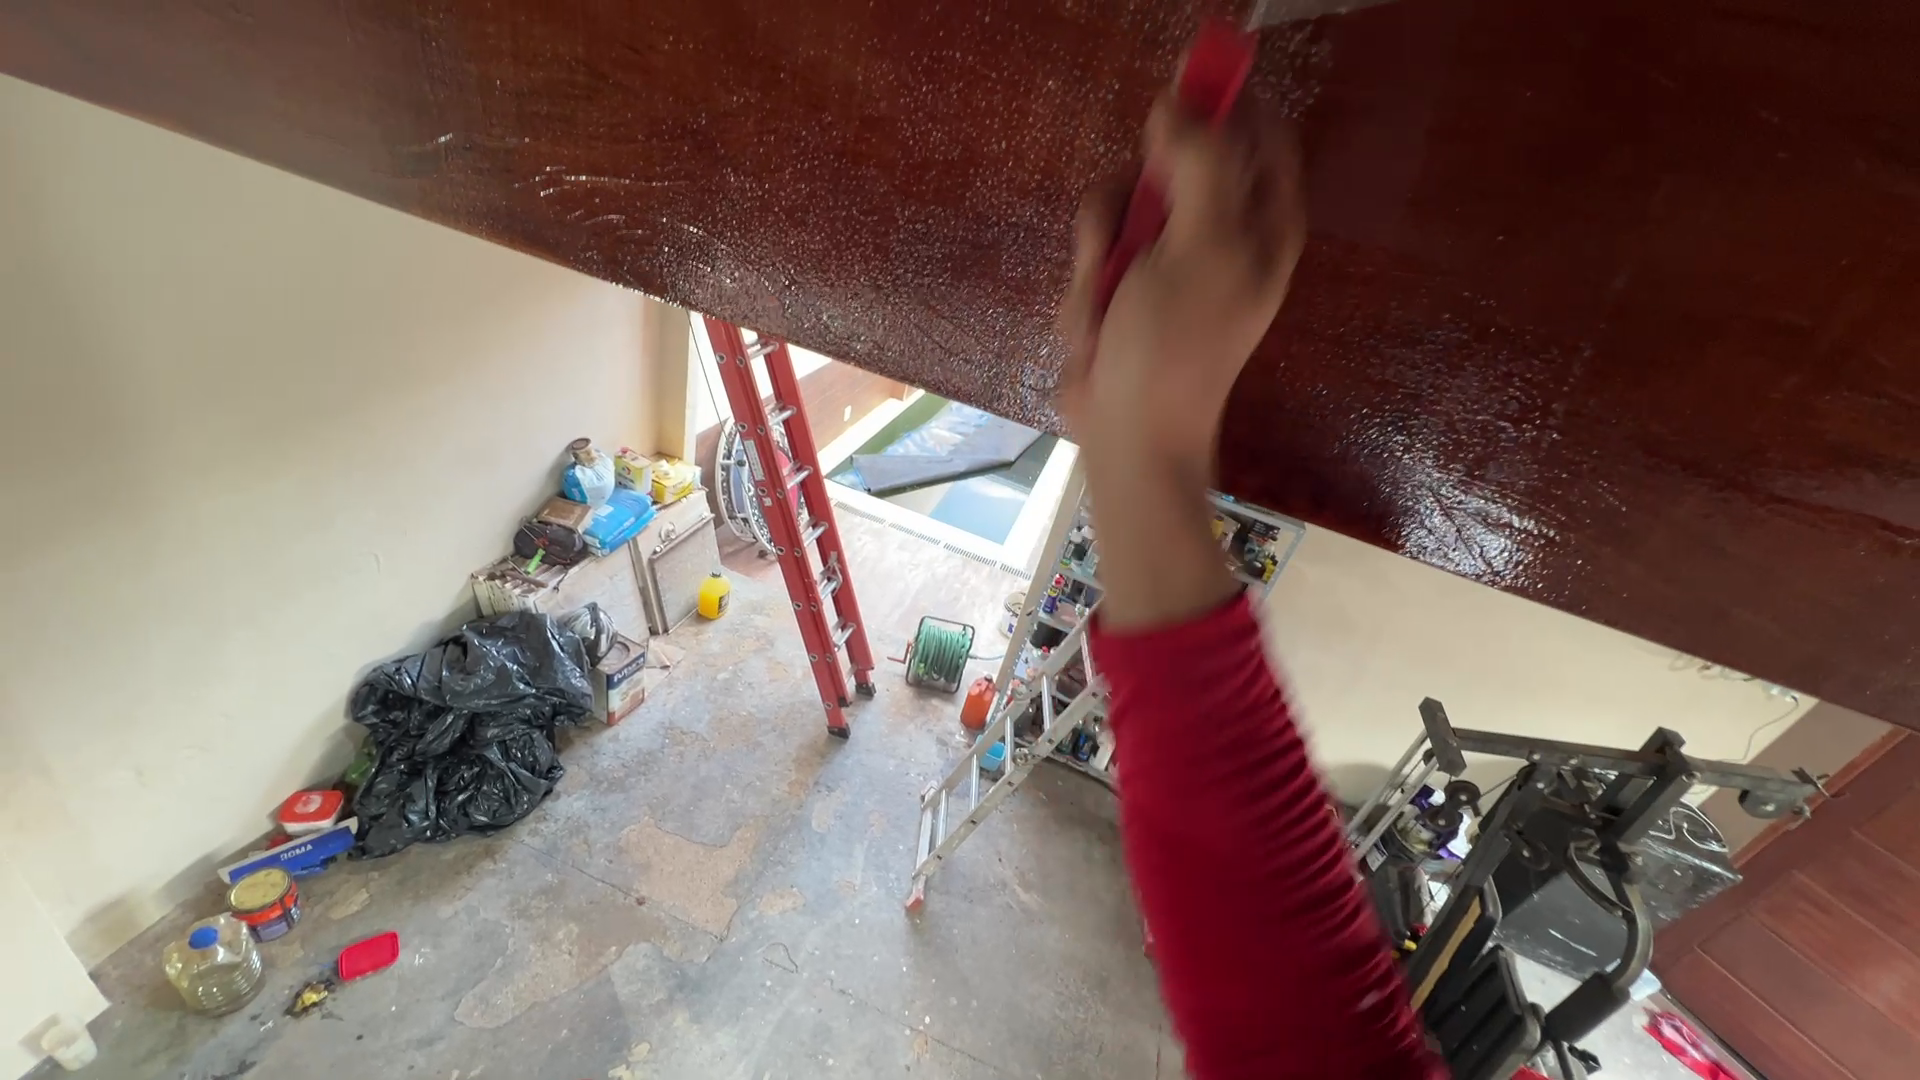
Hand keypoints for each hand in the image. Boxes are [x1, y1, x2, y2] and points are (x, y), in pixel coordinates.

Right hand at [1056, 95, 1305, 473]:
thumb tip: (1179, 102)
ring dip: (1097, 256)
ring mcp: (1163, 262)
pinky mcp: (1121, 287)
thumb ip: (1200, 162)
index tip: (1164, 121)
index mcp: (1261, 220)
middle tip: (1129, 238)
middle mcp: (1215, 232)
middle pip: (1167, 161)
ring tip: (1107, 306)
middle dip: (1132, 200)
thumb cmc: (1173, 349)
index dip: (1210, 111)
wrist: (1128, 433)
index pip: (1250, 128)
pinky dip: (1084, 291)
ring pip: (1116, 207)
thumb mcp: (1200, 247)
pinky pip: (1091, 255)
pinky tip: (1095, 328)